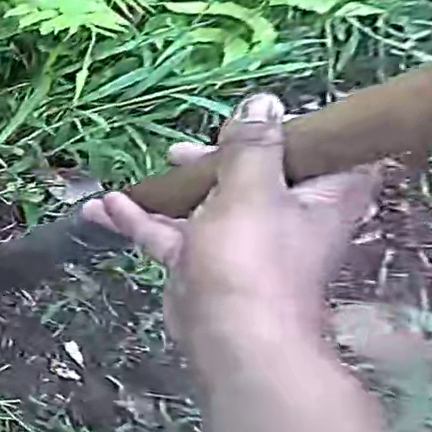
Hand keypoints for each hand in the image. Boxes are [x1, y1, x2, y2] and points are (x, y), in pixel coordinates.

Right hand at [80, 93, 379, 347]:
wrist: (229, 330)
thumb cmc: (251, 257)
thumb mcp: (251, 192)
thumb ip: (252, 147)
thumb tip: (262, 102)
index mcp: (319, 196)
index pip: (325, 155)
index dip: (301, 134)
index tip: (265, 121)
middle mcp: (283, 216)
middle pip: (254, 176)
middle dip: (218, 161)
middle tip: (186, 149)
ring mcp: (237, 240)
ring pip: (205, 204)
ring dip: (173, 189)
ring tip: (145, 172)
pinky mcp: (199, 261)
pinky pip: (168, 231)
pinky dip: (140, 218)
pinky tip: (106, 206)